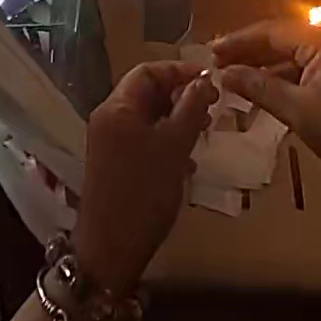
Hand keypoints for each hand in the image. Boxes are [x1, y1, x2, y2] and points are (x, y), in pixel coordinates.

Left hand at [73, 61, 215, 290]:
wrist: (111, 249)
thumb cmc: (144, 192)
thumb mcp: (174, 146)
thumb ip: (190, 108)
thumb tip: (204, 80)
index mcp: (116, 107)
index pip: (147, 71)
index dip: (179, 71)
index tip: (209, 80)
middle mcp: (108, 118)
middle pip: (146, 92)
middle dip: (180, 95)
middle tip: (212, 106)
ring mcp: (109, 141)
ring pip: (147, 116)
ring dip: (176, 118)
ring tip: (204, 129)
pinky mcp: (115, 163)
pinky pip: (143, 138)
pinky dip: (166, 139)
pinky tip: (188, 158)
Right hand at [211, 20, 320, 200]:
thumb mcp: (300, 112)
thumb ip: (259, 87)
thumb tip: (224, 73)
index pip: (268, 31)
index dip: (236, 42)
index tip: (208, 53)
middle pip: (281, 38)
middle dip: (249, 51)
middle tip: (217, 64)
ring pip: (295, 54)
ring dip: (266, 65)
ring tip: (236, 78)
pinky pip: (309, 68)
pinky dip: (286, 78)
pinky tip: (268, 92)